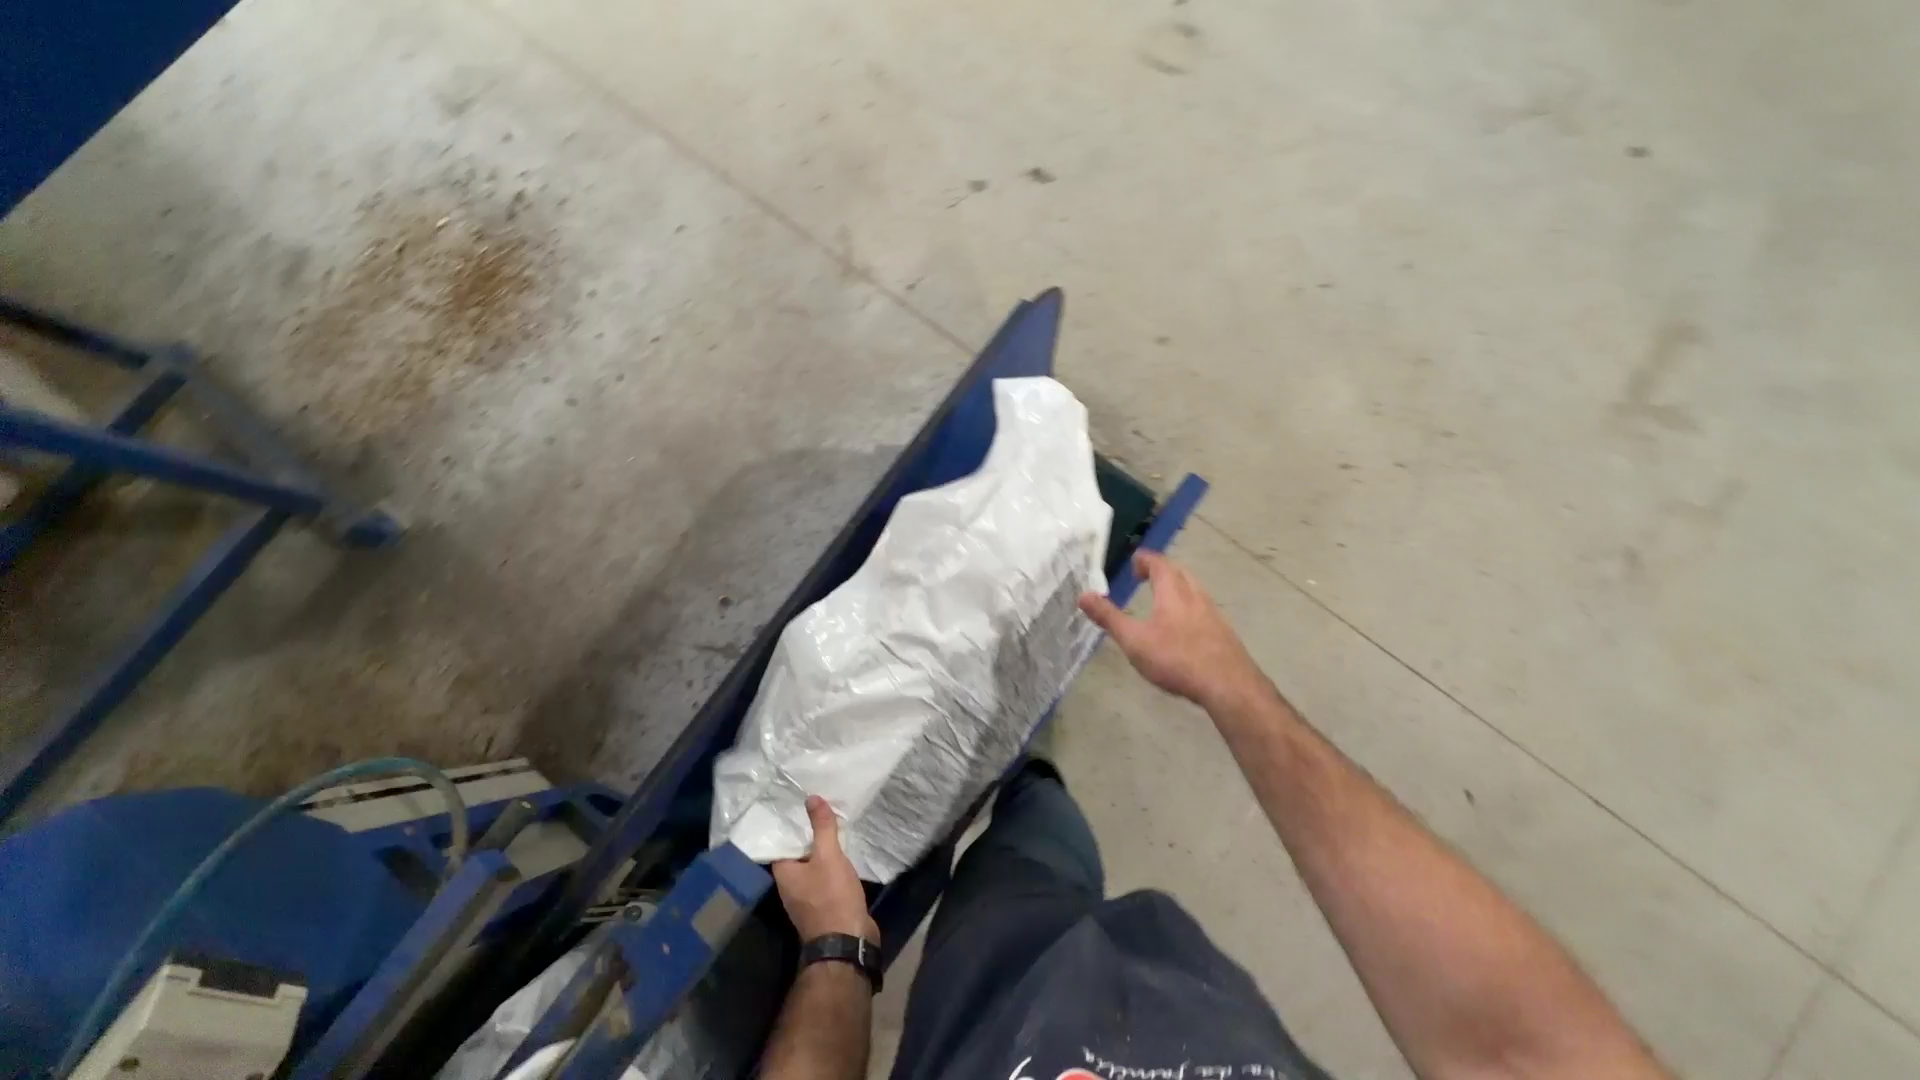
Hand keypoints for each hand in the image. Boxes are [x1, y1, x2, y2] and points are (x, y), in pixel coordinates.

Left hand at [772, 795, 880, 942]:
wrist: (849, 941)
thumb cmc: (832, 897)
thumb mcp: (828, 856)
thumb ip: (821, 827)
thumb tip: (811, 797)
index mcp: (784, 873)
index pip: (780, 842)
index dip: (788, 823)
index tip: (798, 803)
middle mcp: (790, 885)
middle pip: (796, 853)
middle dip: (807, 834)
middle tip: (818, 808)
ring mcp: (807, 897)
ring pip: (811, 866)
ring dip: (820, 849)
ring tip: (831, 824)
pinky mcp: (824, 904)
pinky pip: (823, 877)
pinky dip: (830, 864)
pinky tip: (842, 852)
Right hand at [1079, 551, 1268, 712]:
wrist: (1227, 684)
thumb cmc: (1176, 658)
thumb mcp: (1134, 640)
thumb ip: (1109, 617)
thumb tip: (1083, 595)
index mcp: (1173, 592)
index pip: (1159, 564)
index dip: (1146, 560)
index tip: (1135, 561)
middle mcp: (1195, 595)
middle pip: (1180, 572)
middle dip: (1162, 570)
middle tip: (1145, 576)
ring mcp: (1213, 613)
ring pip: (1194, 589)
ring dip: (1178, 586)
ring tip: (1162, 598)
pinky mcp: (1223, 632)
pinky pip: (1203, 608)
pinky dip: (1189, 605)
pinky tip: (1184, 626)